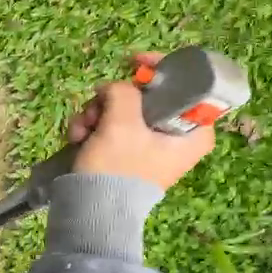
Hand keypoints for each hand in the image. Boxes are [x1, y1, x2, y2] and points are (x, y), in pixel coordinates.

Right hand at [68, 52, 216, 190]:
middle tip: (94, 110)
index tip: (132, 62)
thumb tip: (114, 87)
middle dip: (112, 100)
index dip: (159, 70)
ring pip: (122, 111)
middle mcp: (177, 137)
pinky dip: (91, 129)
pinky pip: (110, 128)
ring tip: (80, 130)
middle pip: (145, 98)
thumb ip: (123, 94)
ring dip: (95, 115)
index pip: (187, 87)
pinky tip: (77, 139)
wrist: (93, 210)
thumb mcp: (121, 124)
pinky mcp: (126, 154)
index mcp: (194, 132)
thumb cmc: (117, 168)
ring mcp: (150, 147)